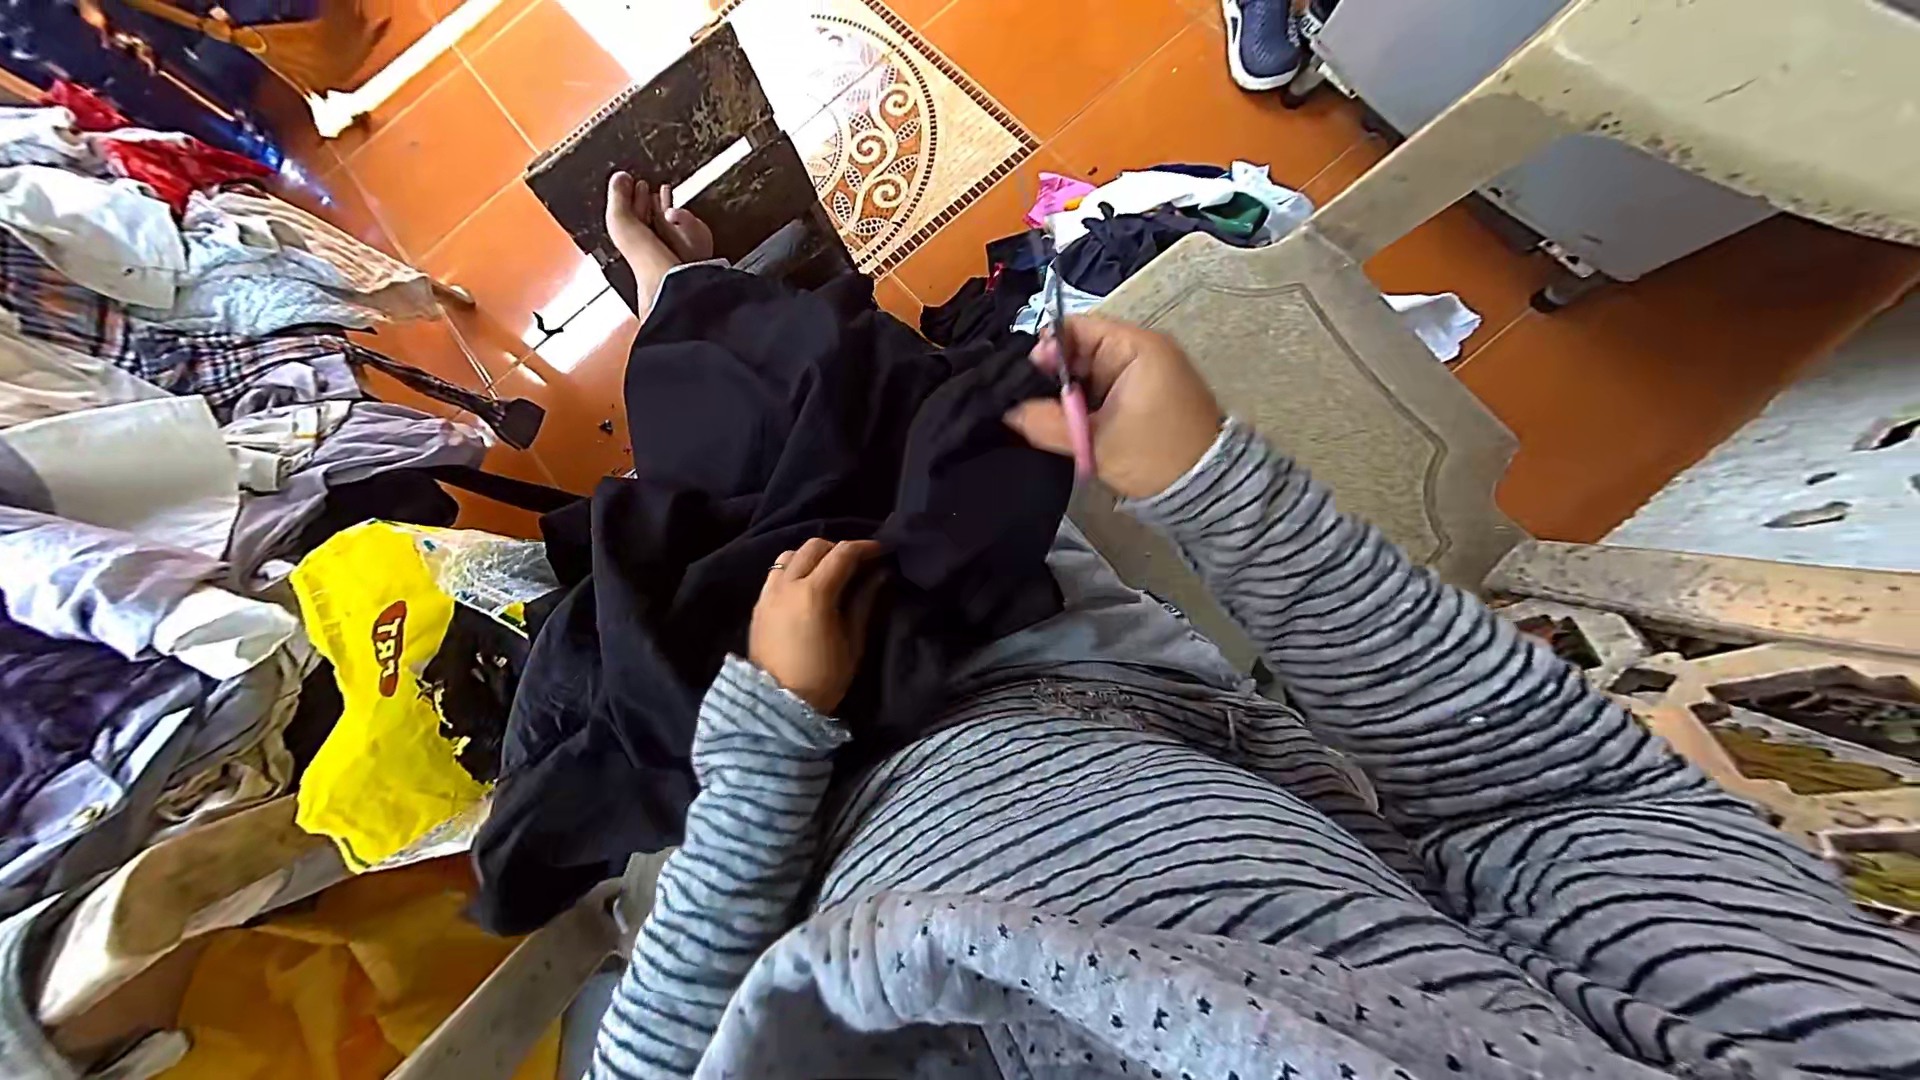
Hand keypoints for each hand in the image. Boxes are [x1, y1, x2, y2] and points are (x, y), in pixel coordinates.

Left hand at [748, 538, 885, 713]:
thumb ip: (865, 601)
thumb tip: (879, 574)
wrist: (778, 706)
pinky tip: (806, 585)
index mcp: (814, 593)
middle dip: (839, 548)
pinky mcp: (758, 604)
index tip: (882, 551)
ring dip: (814, 556)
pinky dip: (794, 568)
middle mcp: (787, 584)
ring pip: (791, 554)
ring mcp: (768, 592)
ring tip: (829, 572)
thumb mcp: (853, 641)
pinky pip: (777, 572)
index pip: (843, 554)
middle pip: (815, 546)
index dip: (865, 547)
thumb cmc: (823, 677)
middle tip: (858, 563)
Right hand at [1004, 316, 1222, 498]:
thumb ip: (1048, 424)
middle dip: (1054, 377)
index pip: (1076, 328)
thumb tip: (1010, 412)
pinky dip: (1083, 405)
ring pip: (1087, 373)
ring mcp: (1142, 373)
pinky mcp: (1141, 395)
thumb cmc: (1156, 458)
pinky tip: (1068, 423)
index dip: (1047, 349)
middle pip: (1079, 350)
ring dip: (1067, 395)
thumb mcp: (1096, 442)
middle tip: (1031, 404)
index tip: (1026, 379)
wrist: (1204, 490)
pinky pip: (1101, 390)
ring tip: (1047, 417)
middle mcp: (1140, 351)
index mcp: (1136, 348)